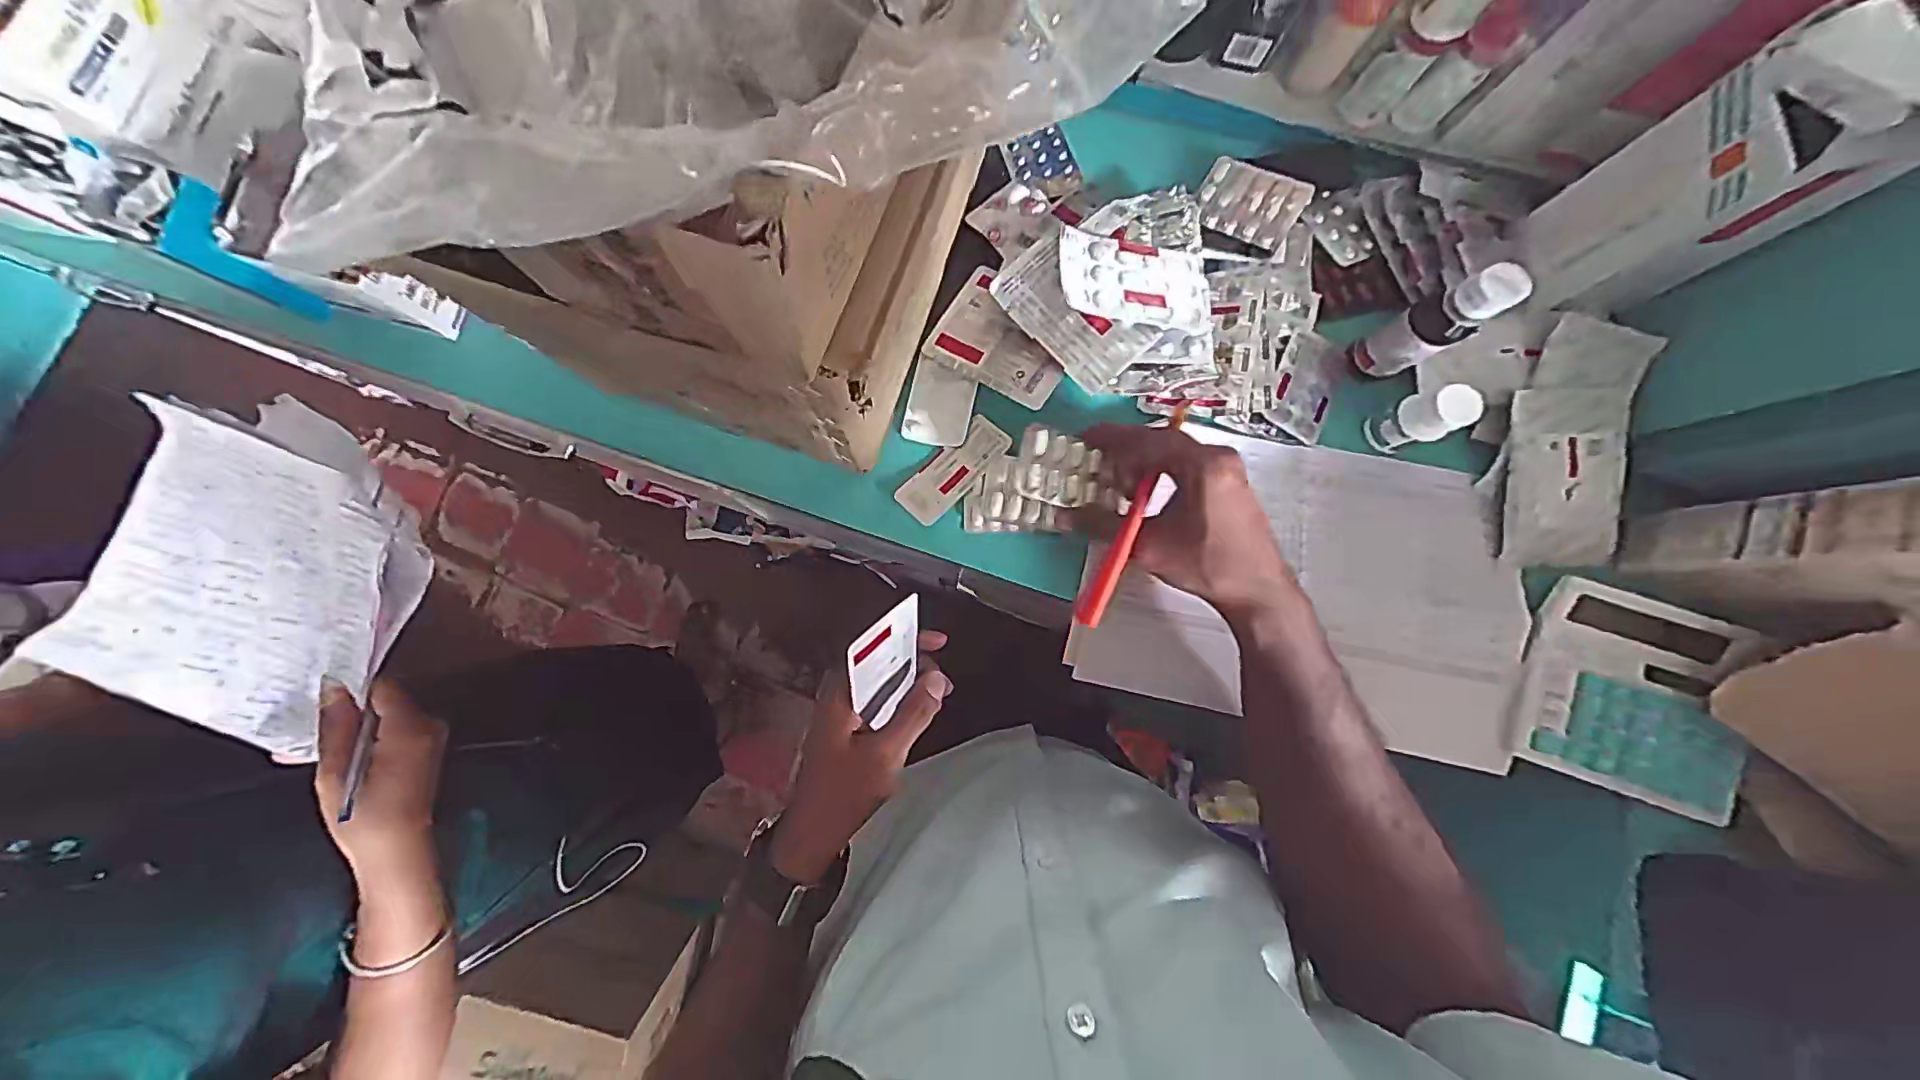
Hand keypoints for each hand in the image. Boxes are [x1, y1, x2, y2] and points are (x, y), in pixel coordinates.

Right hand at [316, 679, 447, 900]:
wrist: (397, 847)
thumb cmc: (362, 815)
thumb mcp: (335, 771)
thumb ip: (337, 726)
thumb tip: (334, 688)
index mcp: (411, 727)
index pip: (384, 686)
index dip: (353, 687)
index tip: (323, 692)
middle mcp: (431, 724)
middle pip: (389, 699)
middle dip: (353, 709)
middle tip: (315, 724)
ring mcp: (435, 736)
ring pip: (392, 714)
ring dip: (361, 724)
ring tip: (325, 746)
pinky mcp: (430, 748)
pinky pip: (400, 728)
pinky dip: (374, 735)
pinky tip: (348, 755)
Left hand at [770, 630, 951, 883]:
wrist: (812, 835)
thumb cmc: (842, 796)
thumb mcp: (885, 754)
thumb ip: (913, 713)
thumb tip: (935, 679)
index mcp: (841, 695)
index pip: (872, 647)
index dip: (904, 637)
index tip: (934, 640)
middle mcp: (838, 698)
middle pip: (877, 662)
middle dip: (913, 662)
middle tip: (940, 678)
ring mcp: (842, 714)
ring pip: (879, 683)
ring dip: (909, 682)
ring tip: (937, 693)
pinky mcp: (848, 731)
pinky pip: (877, 702)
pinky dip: (901, 701)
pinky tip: (919, 712)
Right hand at [1075, 424, 1296, 618]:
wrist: (1257, 591)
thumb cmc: (1206, 564)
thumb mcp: (1148, 545)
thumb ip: (1103, 526)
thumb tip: (1063, 516)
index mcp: (1203, 464)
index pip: (1148, 440)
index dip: (1113, 439)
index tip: (1086, 438)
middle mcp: (1218, 457)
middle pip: (1162, 442)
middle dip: (1127, 454)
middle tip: (1099, 468)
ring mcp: (1228, 469)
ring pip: (1175, 454)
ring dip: (1144, 465)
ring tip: (1121, 488)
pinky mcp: (1230, 484)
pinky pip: (1188, 466)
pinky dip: (1162, 473)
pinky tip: (1147, 496)